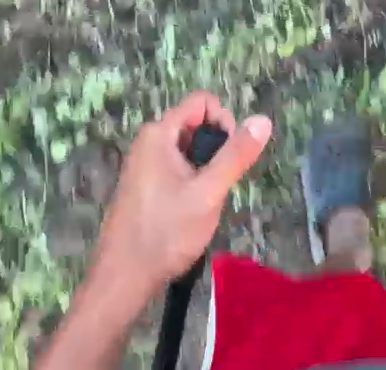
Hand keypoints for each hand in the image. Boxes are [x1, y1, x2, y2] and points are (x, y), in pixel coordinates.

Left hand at [88, 92, 273, 300]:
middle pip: (196, 124)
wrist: (122, 282)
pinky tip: (191, 211)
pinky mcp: (143, 185)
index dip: (225, 121)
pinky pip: (177, 166)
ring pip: (189, 148)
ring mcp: (143, 164)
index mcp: (159, 134)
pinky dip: (192, 180)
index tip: (229, 157)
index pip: (203, 102)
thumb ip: (236, 155)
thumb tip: (263, 119)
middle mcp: (148, 141)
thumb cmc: (165, 233)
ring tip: (206, 201)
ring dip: (206, 167)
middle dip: (216, 148)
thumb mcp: (209, 193)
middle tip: (218, 184)